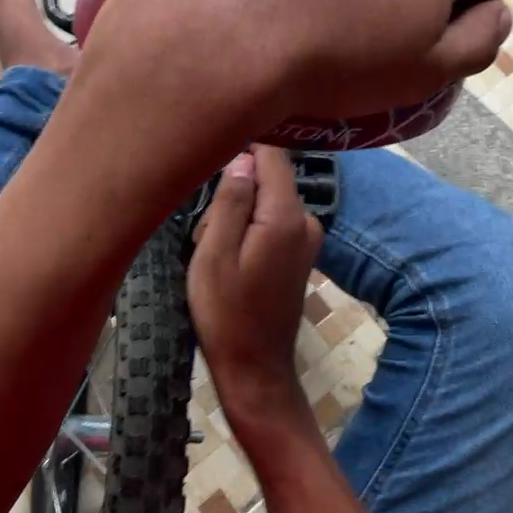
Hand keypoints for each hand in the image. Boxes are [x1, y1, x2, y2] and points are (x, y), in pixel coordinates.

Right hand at [187, 147, 324, 438]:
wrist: (254, 366)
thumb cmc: (225, 312)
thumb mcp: (214, 253)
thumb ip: (231, 201)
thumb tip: (243, 155)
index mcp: (287, 216)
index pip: (272, 154)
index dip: (242, 145)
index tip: (211, 154)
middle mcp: (307, 220)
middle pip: (265, 178)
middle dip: (232, 192)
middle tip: (205, 231)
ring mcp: (307, 238)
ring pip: (264, 201)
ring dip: (236, 215)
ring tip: (214, 250)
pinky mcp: (300, 252)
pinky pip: (269, 221)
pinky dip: (246, 231)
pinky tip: (229, 260)